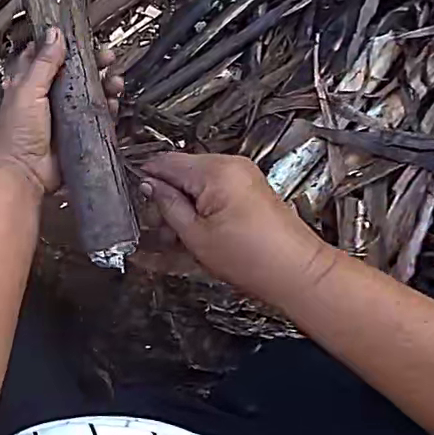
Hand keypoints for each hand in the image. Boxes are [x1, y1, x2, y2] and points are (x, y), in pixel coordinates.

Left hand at [0, 28, 121, 195]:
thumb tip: (54, 33)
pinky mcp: (78, 130)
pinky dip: (108, 106)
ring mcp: (64, 114)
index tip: (81, 36)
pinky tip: (114, 100)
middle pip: (75, 72)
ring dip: (104, 83)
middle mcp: (47, 97)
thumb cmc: (17, 134)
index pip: (47, 56)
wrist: (25, 173)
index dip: (63, 45)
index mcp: (28, 83)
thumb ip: (44, 63)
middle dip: (93, 63)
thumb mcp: (28, 91)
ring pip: (90, 91)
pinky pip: (97, 115)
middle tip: (107, 57)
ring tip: (114, 80)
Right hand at [138, 152, 341, 306]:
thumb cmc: (251, 258)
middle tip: (158, 225)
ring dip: (183, 201)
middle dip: (166, 194)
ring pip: (195, 178)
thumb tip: (149, 185)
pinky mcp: (249, 184)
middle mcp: (230, 163)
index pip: (165, 161)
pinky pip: (213, 185)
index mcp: (214, 171)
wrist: (297, 273)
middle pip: (181, 169)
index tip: (135, 195)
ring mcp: (242, 172)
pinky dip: (201, 203)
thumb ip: (167, 205)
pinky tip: (197, 228)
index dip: (147, 177)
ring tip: (177, 233)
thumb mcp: (194, 235)